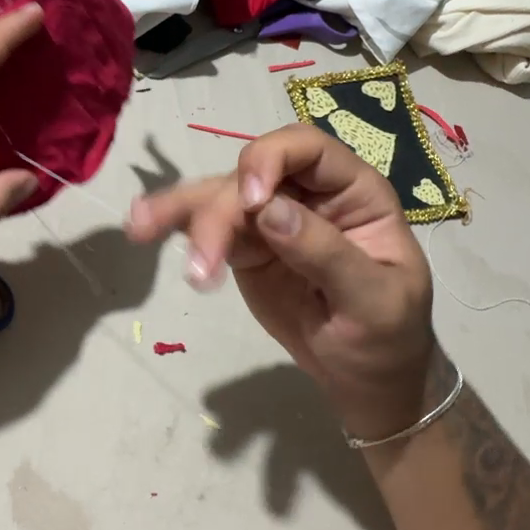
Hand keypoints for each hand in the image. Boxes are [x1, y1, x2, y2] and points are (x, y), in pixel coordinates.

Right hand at [126, 125, 435, 439]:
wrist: (366, 380)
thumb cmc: (387, 337)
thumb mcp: (374, 300)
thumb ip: (326, 253)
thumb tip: (268, 211)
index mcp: (353, 192)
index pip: (306, 149)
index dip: (270, 160)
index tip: (249, 202)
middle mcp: (307, 192)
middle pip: (249, 176)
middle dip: (218, 212)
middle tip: (200, 267)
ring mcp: (270, 218)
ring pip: (218, 196)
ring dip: (179, 211)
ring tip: (141, 227)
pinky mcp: (244, 246)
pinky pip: (204, 226)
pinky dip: (173, 226)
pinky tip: (142, 226)